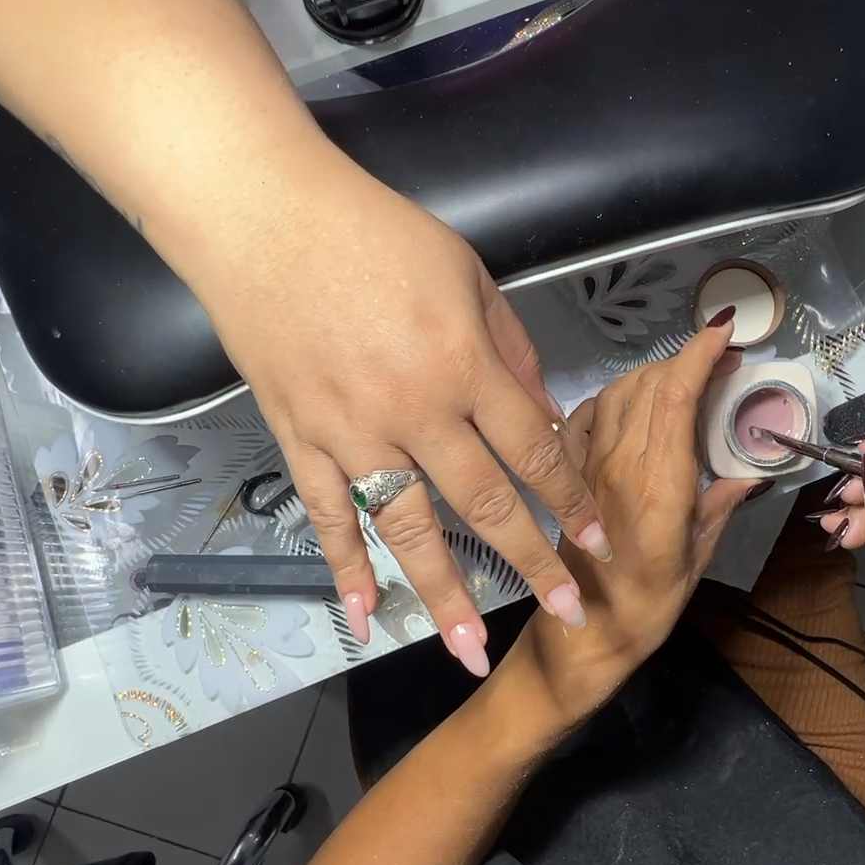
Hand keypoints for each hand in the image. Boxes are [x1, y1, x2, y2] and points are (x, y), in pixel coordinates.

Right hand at [194, 155, 606, 676]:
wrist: (261, 215)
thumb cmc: (377, 234)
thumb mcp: (469, 276)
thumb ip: (512, 352)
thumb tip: (545, 416)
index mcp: (463, 366)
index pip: (532, 452)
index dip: (573, 500)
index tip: (602, 542)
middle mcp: (414, 414)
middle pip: (484, 504)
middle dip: (533, 563)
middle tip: (571, 614)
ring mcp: (352, 435)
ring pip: (408, 530)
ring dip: (445, 595)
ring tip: (471, 650)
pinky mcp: (300, 442)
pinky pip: (329, 517)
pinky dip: (345, 570)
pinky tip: (364, 619)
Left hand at [510, 319, 761, 727]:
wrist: (581, 633)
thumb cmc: (648, 606)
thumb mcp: (698, 560)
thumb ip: (721, 505)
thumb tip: (751, 469)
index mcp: (658, 486)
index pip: (674, 397)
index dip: (698, 354)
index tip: (725, 331)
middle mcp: (617, 465)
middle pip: (646, 385)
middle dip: (684, 359)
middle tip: (718, 361)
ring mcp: (586, 467)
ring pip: (615, 393)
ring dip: (651, 374)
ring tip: (682, 379)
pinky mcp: (568, 474)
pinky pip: (585, 416)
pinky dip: (612, 398)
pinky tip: (632, 404)